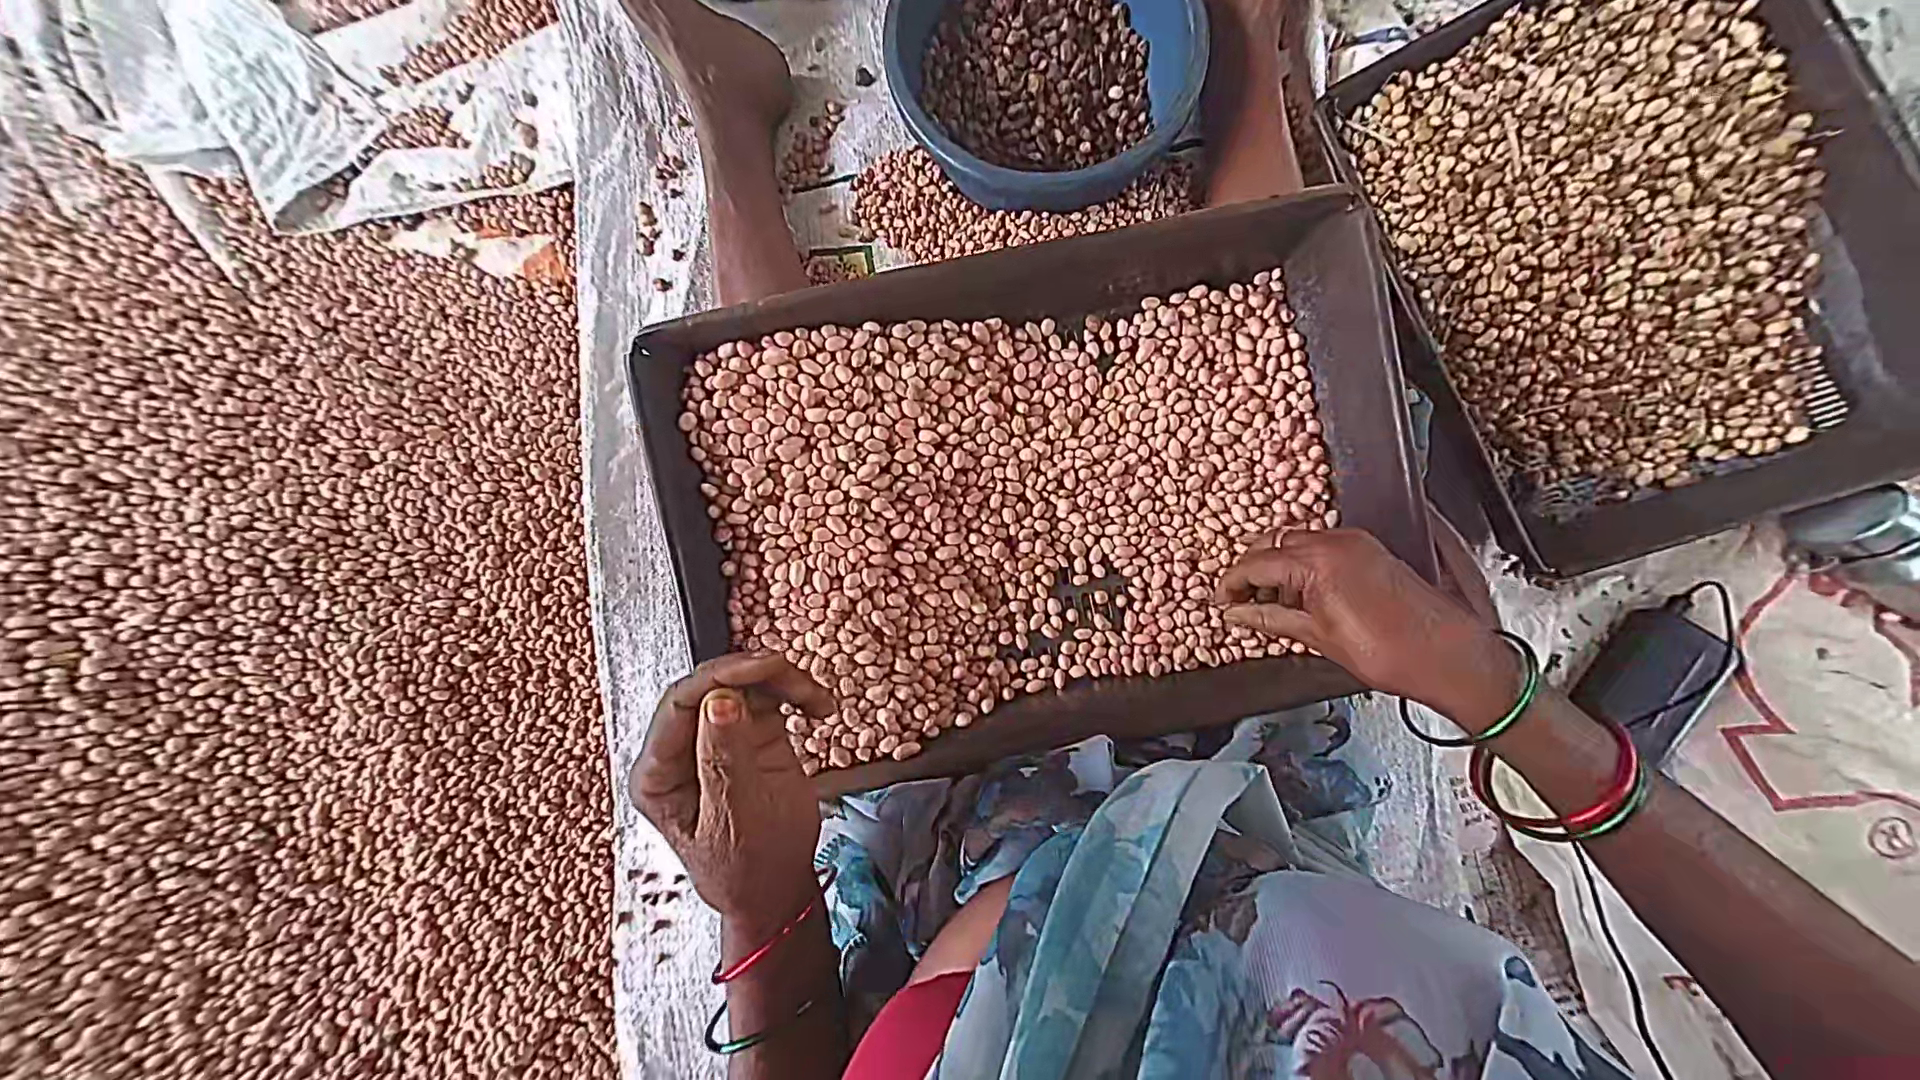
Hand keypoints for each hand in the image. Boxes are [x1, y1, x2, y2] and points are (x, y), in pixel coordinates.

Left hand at [629, 652, 835, 926]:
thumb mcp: (736, 822)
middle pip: (709, 686)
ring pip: (741, 682)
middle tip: (788, 671)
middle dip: (752, 673)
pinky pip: (768, 693)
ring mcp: (717, 736)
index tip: (760, 669)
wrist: (776, 885)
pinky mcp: (748, 730)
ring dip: (781, 679)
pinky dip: (796, 691)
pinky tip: (816, 704)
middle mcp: (683, 748)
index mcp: (659, 774)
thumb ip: (726, 761)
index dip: (718, 677)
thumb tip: (719, 702)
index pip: (679, 705)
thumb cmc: (747, 868)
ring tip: (812, 696)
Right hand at [1215, 529, 1524, 730]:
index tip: (1222, 601)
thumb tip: (1236, 614)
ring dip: (1275, 566)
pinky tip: (1299, 593)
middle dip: (1250, 570)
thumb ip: (1269, 619)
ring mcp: (1356, 543)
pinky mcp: (1371, 550)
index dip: (1231, 584)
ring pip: (1296, 542)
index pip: (1255, 564)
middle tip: (1240, 599)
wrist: (1453, 659)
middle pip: (1272, 544)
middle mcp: (1337, 542)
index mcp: (1318, 561)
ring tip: (1268, 600)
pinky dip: (1302, 563)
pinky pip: (1321, 546)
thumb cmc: (1393, 653)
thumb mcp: (1317, 637)